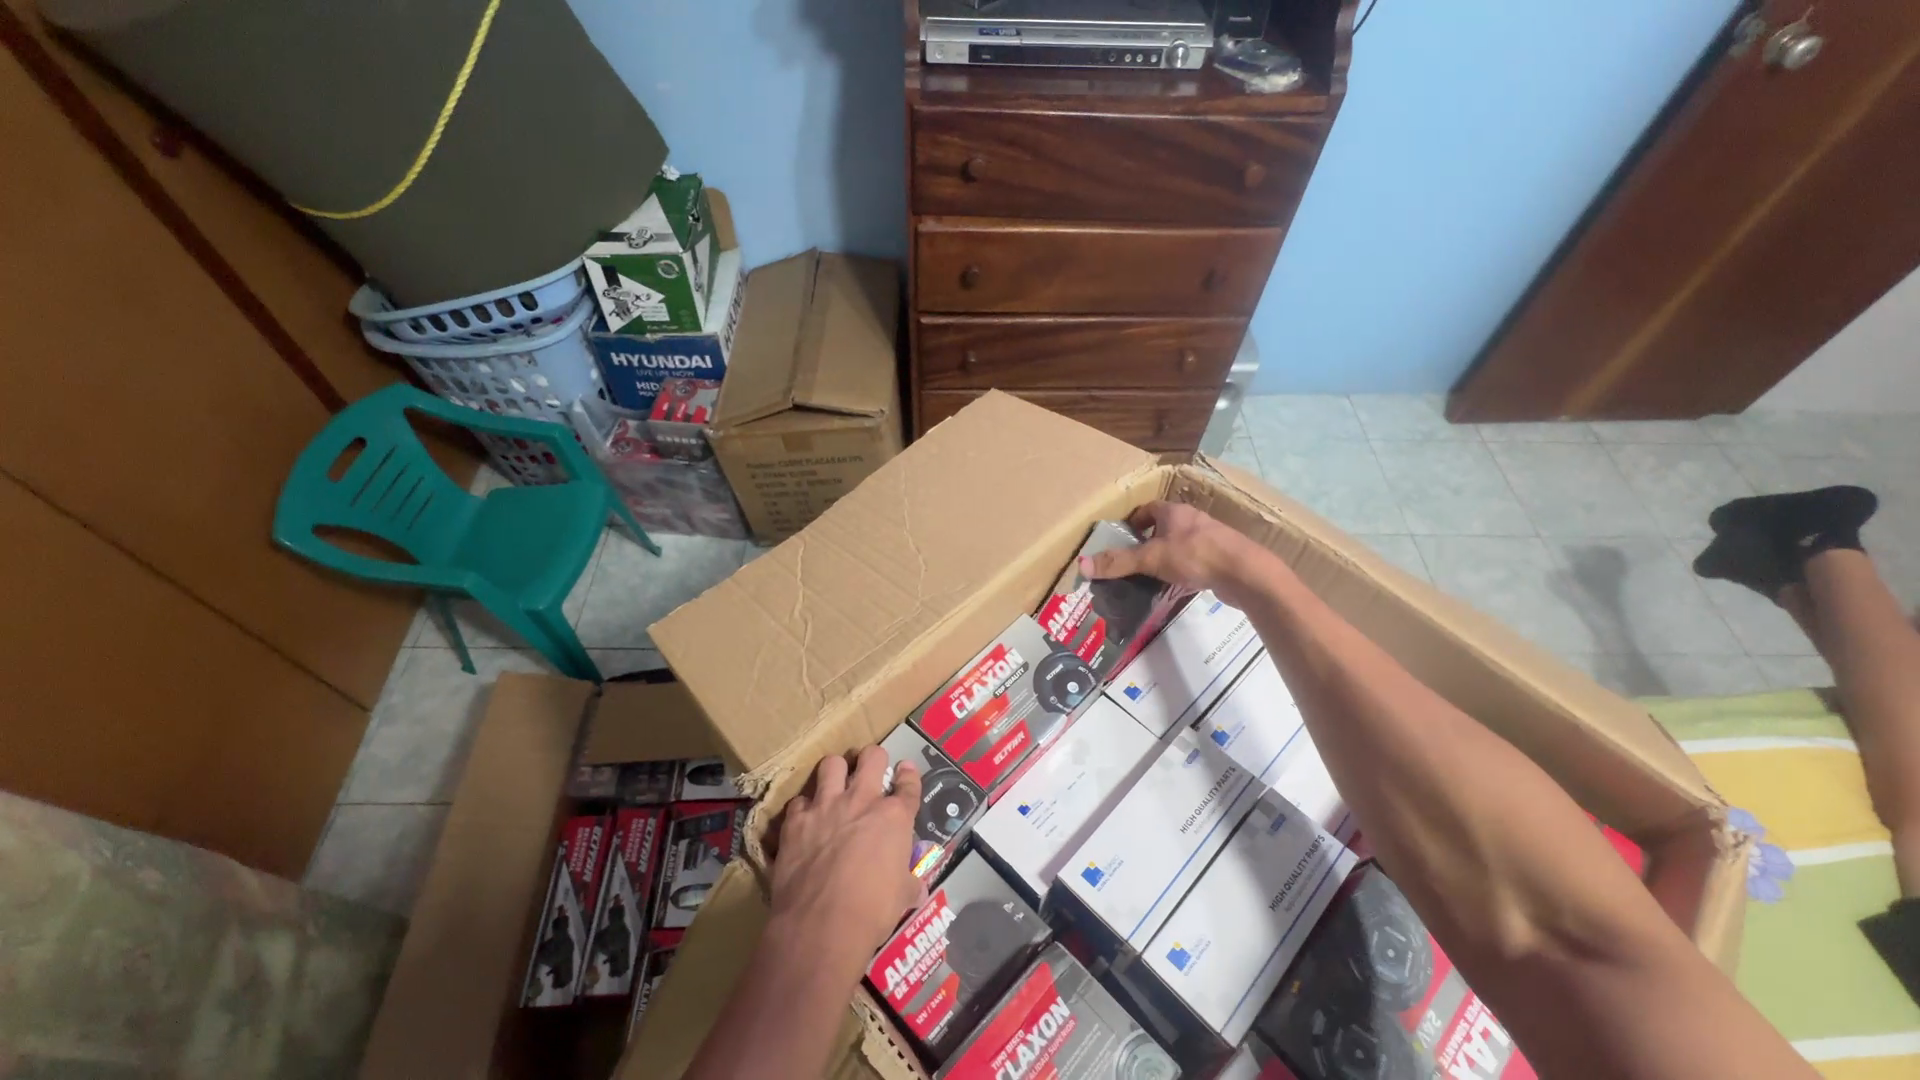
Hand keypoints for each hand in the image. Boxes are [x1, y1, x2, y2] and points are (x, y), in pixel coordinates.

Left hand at [768, 747, 925, 963]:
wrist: (822, 924)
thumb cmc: (872, 911)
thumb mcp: (902, 897)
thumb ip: (909, 884)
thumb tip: (917, 889)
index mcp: (894, 817)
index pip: (908, 785)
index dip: (909, 775)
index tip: (906, 771)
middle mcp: (861, 801)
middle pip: (872, 758)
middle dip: (874, 758)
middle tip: (871, 769)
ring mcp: (825, 807)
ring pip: (831, 764)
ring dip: (836, 771)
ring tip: (835, 783)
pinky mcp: (795, 821)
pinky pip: (799, 801)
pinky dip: (804, 809)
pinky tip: (805, 821)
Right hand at [1081, 501, 1277, 610]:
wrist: (1245, 572)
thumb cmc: (1195, 555)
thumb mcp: (1151, 558)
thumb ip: (1118, 562)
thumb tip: (1082, 565)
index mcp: (1174, 512)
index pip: (1147, 509)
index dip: (1132, 522)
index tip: (1120, 540)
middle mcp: (1191, 520)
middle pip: (1163, 527)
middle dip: (1146, 542)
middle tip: (1130, 562)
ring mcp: (1209, 539)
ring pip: (1179, 545)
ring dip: (1164, 557)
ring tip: (1149, 577)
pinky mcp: (1220, 558)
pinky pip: (1194, 561)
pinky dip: (1182, 571)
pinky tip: (1176, 587)